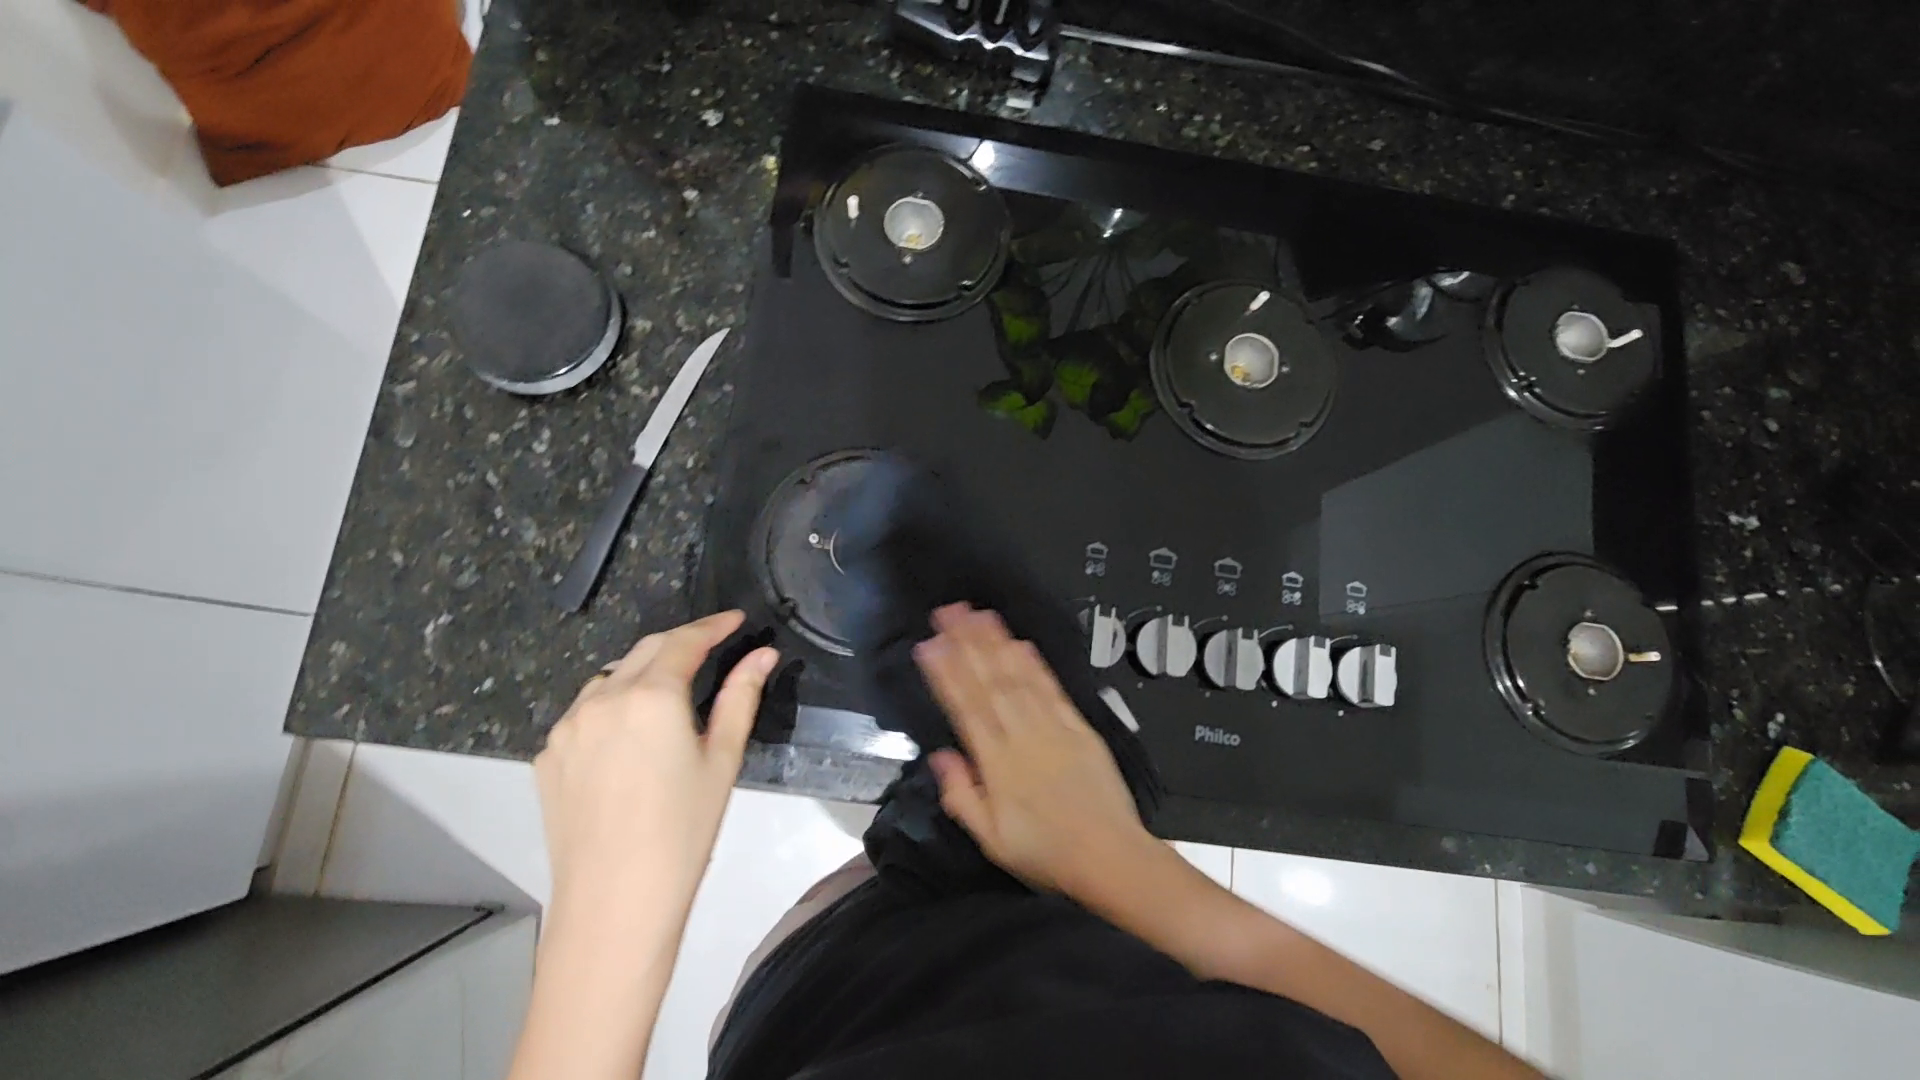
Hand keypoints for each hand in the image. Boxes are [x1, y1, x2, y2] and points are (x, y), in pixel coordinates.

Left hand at [534, 610, 777, 919]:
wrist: (613, 900)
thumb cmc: (683, 830)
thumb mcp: (723, 761)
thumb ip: (741, 697)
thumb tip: (762, 655)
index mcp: (651, 695)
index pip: (685, 641)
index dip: (713, 625)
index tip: (734, 619)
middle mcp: (602, 698)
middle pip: (645, 650)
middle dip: (679, 642)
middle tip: (711, 647)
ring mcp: (567, 727)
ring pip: (609, 679)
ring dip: (642, 672)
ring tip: (669, 692)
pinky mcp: (547, 756)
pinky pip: (584, 714)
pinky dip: (612, 708)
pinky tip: (629, 738)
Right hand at [914, 603, 1156, 896]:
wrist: (1109, 857)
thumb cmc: (1046, 853)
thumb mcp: (992, 841)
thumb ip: (963, 797)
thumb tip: (940, 756)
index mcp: (998, 766)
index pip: (966, 709)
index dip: (946, 674)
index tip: (930, 644)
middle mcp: (1023, 739)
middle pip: (990, 683)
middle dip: (968, 644)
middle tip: (950, 611)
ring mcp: (1053, 729)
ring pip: (1019, 679)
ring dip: (996, 644)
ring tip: (979, 614)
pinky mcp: (1079, 729)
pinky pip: (1053, 691)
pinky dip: (1036, 665)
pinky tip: (1021, 643)